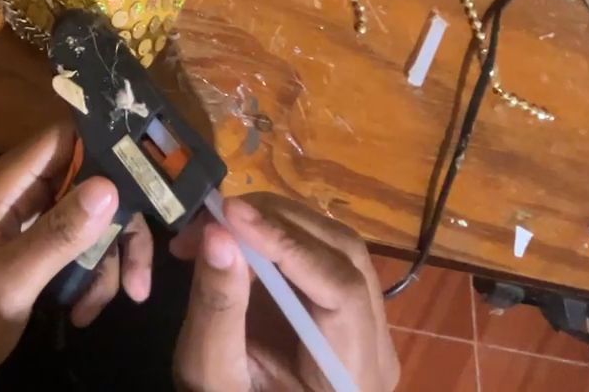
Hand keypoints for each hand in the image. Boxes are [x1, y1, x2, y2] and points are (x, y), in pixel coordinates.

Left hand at [0, 122, 147, 390]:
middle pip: (85, 180)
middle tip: (138, 276)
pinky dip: (87, 273)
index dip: (106, 148)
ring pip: (86, 215)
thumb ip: (58, 233)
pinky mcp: (31, 243)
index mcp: (5, 183)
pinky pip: (74, 243)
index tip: (150, 180)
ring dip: (103, 259)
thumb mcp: (11, 279)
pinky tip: (85, 311)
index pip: (62, 136)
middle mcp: (18, 190)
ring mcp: (25, 216)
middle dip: (116, 224)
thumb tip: (110, 184)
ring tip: (103, 306)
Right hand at [169, 194, 399, 391]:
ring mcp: (366, 330)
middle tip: (212, 217)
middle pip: (344, 256)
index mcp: (353, 380)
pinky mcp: (342, 312)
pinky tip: (234, 239)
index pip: (341, 289)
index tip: (229, 213)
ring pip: (334, 246)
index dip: (286, 244)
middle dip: (275, 222)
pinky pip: (318, 255)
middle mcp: (377, 351)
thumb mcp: (212, 376)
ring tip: (217, 226)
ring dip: (273, 221)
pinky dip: (274, 234)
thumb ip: (217, 306)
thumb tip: (218, 232)